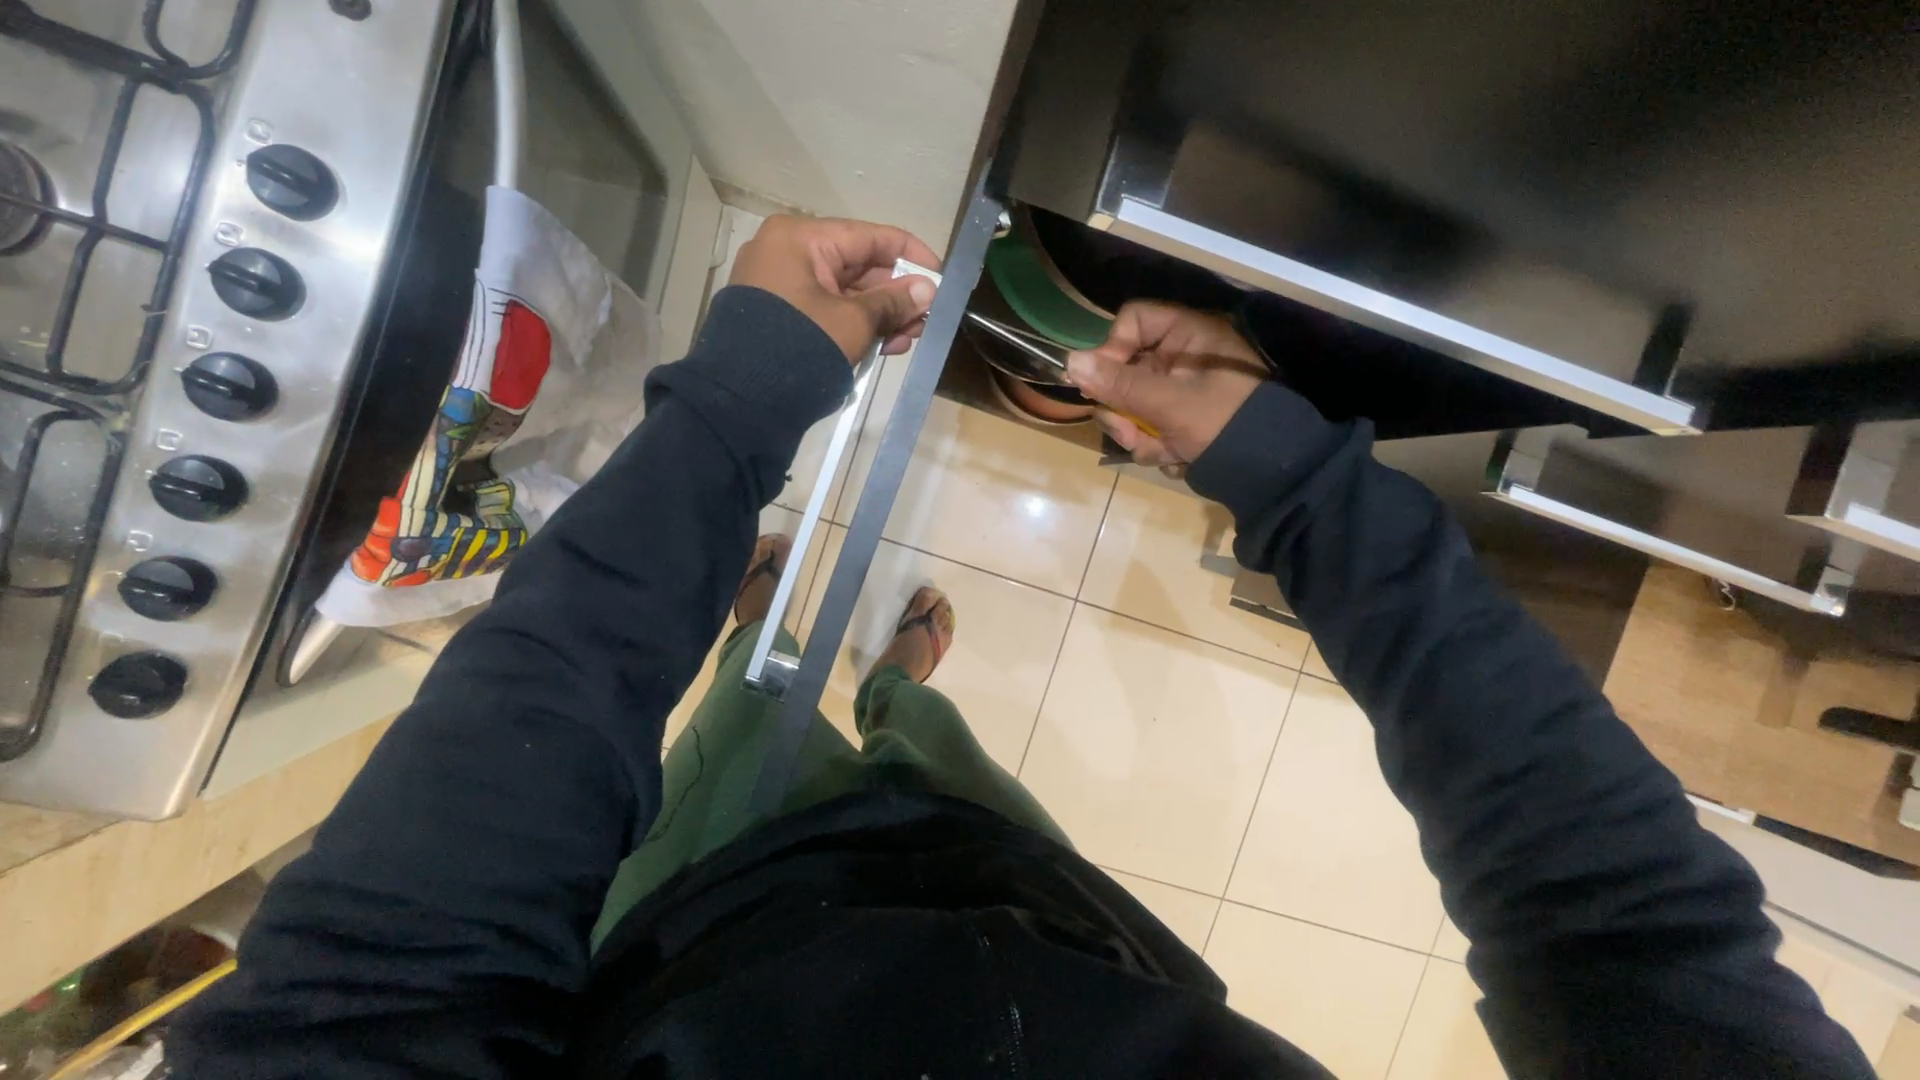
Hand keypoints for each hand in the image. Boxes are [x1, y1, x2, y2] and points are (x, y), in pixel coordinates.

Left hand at [729, 214, 941, 361]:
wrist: (741, 400)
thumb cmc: (801, 347)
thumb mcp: (854, 323)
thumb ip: (893, 303)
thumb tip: (927, 290)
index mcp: (801, 239)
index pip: (870, 236)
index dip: (910, 256)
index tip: (941, 277)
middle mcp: (787, 254)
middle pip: (858, 267)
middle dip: (896, 295)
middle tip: (928, 318)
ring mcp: (780, 288)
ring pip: (844, 294)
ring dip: (881, 315)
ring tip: (912, 337)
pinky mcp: (780, 318)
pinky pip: (827, 313)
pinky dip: (856, 327)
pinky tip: (887, 346)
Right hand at [1066, 300, 1267, 469]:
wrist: (1270, 471)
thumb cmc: (1225, 424)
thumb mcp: (1170, 404)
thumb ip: (1120, 385)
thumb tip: (1070, 362)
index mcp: (1189, 335)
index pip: (1133, 321)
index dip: (1112, 349)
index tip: (1103, 382)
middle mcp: (1182, 356)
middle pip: (1124, 368)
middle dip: (1122, 409)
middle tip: (1129, 434)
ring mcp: (1181, 388)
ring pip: (1132, 403)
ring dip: (1137, 433)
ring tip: (1161, 452)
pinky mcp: (1181, 417)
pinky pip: (1149, 424)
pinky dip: (1156, 444)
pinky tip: (1174, 458)